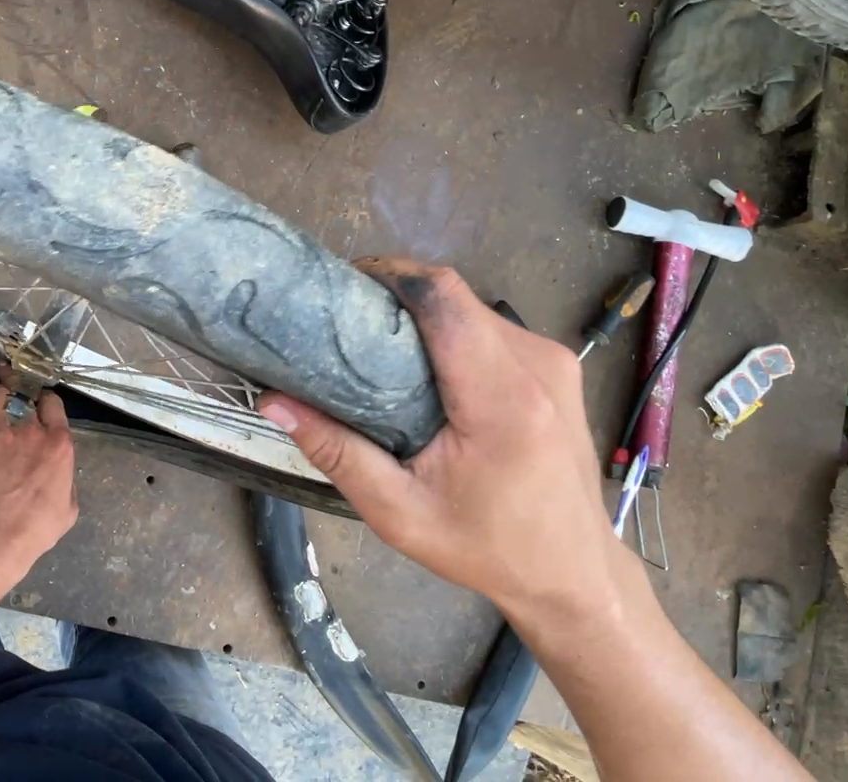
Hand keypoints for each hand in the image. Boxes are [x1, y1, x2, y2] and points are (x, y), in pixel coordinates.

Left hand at [0, 380, 77, 572]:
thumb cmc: (35, 529)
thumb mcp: (68, 509)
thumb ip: (67, 483)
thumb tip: (60, 474)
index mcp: (59, 445)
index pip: (53, 405)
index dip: (45, 403)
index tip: (38, 408)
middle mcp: (33, 430)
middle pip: (26, 396)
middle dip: (20, 395)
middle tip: (13, 402)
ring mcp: (3, 429)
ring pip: (0, 393)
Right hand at [258, 259, 627, 629]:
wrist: (575, 573)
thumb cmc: (487, 547)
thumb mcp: (399, 512)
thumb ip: (337, 453)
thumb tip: (273, 402)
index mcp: (502, 398)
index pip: (444, 298)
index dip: (391, 274)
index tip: (343, 285)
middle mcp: (537, 364)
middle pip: (454, 297)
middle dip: (397, 295)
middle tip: (346, 322)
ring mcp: (553, 361)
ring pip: (471, 307)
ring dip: (423, 313)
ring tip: (377, 344)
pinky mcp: (556, 366)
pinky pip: (490, 327)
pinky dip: (449, 331)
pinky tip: (421, 365)